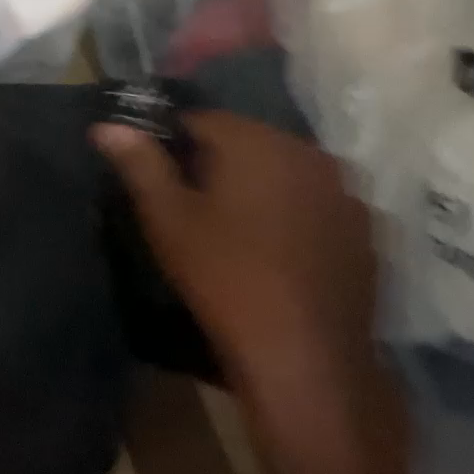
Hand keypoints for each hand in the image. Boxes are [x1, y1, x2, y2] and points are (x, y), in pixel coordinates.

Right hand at [93, 113, 421, 473]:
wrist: (304, 354)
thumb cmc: (223, 273)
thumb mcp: (165, 216)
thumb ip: (137, 163)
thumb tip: (107, 124)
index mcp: (260, 144)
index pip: (202, 119)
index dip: (168, 139)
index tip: (149, 170)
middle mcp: (312, 156)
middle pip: (246, 141)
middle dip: (212, 159)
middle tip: (180, 196)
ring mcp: (347, 195)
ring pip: (282, 171)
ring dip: (252, 183)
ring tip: (223, 221)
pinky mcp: (366, 232)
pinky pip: (312, 202)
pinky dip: (286, 209)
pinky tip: (266, 244)